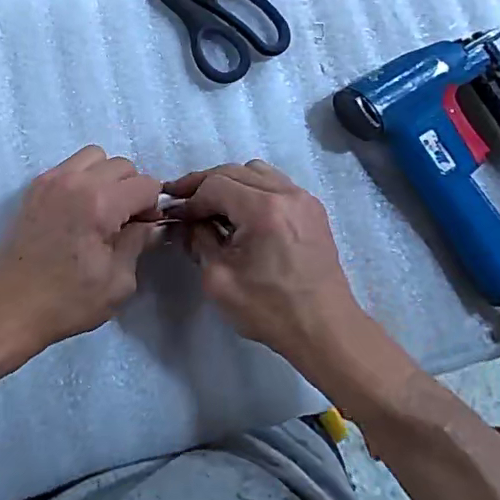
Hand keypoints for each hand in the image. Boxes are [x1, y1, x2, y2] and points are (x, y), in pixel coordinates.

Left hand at [0, 145, 163, 353]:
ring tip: (101, 208)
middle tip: (125, 221)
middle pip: (123, 165)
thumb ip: (139, 242)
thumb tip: (150, 224)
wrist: (9, 309)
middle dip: (132, 189)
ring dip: (107, 177)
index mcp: (100, 204)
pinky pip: (70, 165)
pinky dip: (82, 178)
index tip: (143, 229)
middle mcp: (76, 182)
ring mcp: (51, 180)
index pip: (146, 184)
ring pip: (95, 156)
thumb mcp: (118, 281)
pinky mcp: (35, 187)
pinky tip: (78, 209)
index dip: (152, 207)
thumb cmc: (67, 301)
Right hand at [162, 161, 365, 360]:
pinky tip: (241, 213)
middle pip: (235, 170)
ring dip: (230, 183)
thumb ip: (199, 241)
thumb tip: (188, 222)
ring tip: (212, 206)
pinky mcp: (312, 209)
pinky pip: (276, 184)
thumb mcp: (219, 280)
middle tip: (182, 201)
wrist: (324, 328)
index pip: (215, 185)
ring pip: (257, 172)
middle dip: (205, 185)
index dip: (190, 198)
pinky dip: (253, 190)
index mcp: (264, 209)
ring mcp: (303, 198)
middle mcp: (286, 193)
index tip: (175, 215)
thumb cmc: (270, 310)